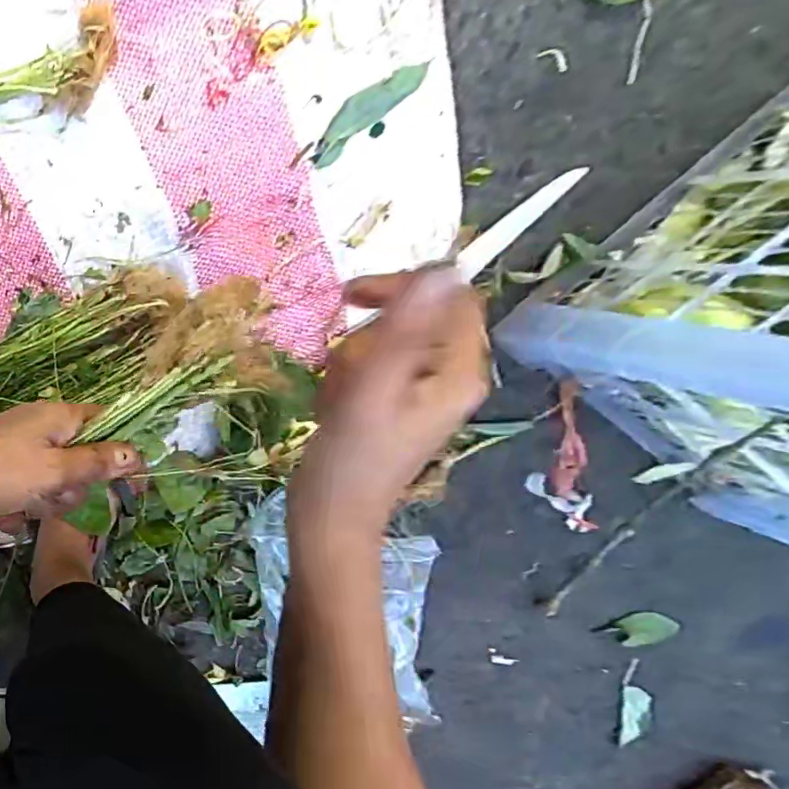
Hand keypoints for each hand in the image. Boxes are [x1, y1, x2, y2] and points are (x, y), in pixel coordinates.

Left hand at [0, 401, 141, 527]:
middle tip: (63, 495)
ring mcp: (24, 441)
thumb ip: (98, 462)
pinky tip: (21, 507)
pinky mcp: (8, 460)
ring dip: (57, 493)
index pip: (109, 423)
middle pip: (87, 452)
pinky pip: (39, 477)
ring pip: (63, 471)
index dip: (124, 451)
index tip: (132, 483)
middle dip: (81, 481)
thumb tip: (137, 453)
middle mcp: (46, 421)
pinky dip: (36, 494)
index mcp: (61, 414)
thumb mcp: (55, 471)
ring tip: (35, 504)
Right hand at [289, 266, 490, 541]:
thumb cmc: (350, 460)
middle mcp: (447, 378)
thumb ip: (406, 329)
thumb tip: (443, 269)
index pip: (450, 297)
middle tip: (342, 369)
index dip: (404, 287)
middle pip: (415, 318)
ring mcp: (420, 393)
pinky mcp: (393, 405)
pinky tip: (334, 407)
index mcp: (458, 373)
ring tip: (337, 397)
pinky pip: (372, 367)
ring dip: (350, 361)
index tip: (353, 299)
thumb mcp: (373, 389)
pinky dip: (347, 380)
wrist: (330, 519)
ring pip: (385, 342)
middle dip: (368, 336)